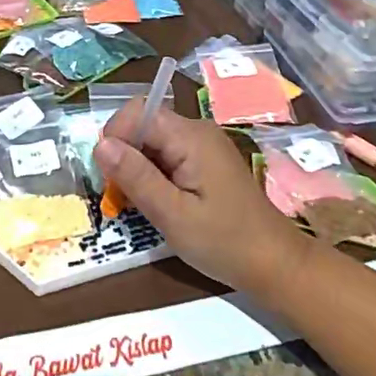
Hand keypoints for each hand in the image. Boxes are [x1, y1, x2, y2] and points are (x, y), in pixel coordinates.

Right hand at [96, 100, 312, 294]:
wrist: (275, 264)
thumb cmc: (224, 242)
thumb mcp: (173, 215)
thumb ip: (136, 177)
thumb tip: (100, 145)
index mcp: (190, 137)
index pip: (137, 112)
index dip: (115, 137)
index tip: (110, 176)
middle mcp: (196, 131)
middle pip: (144, 124)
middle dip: (124, 154)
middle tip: (122, 195)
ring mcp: (203, 145)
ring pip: (153, 140)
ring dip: (136, 166)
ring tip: (138, 203)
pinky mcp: (206, 160)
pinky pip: (167, 153)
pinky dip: (153, 173)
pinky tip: (157, 202)